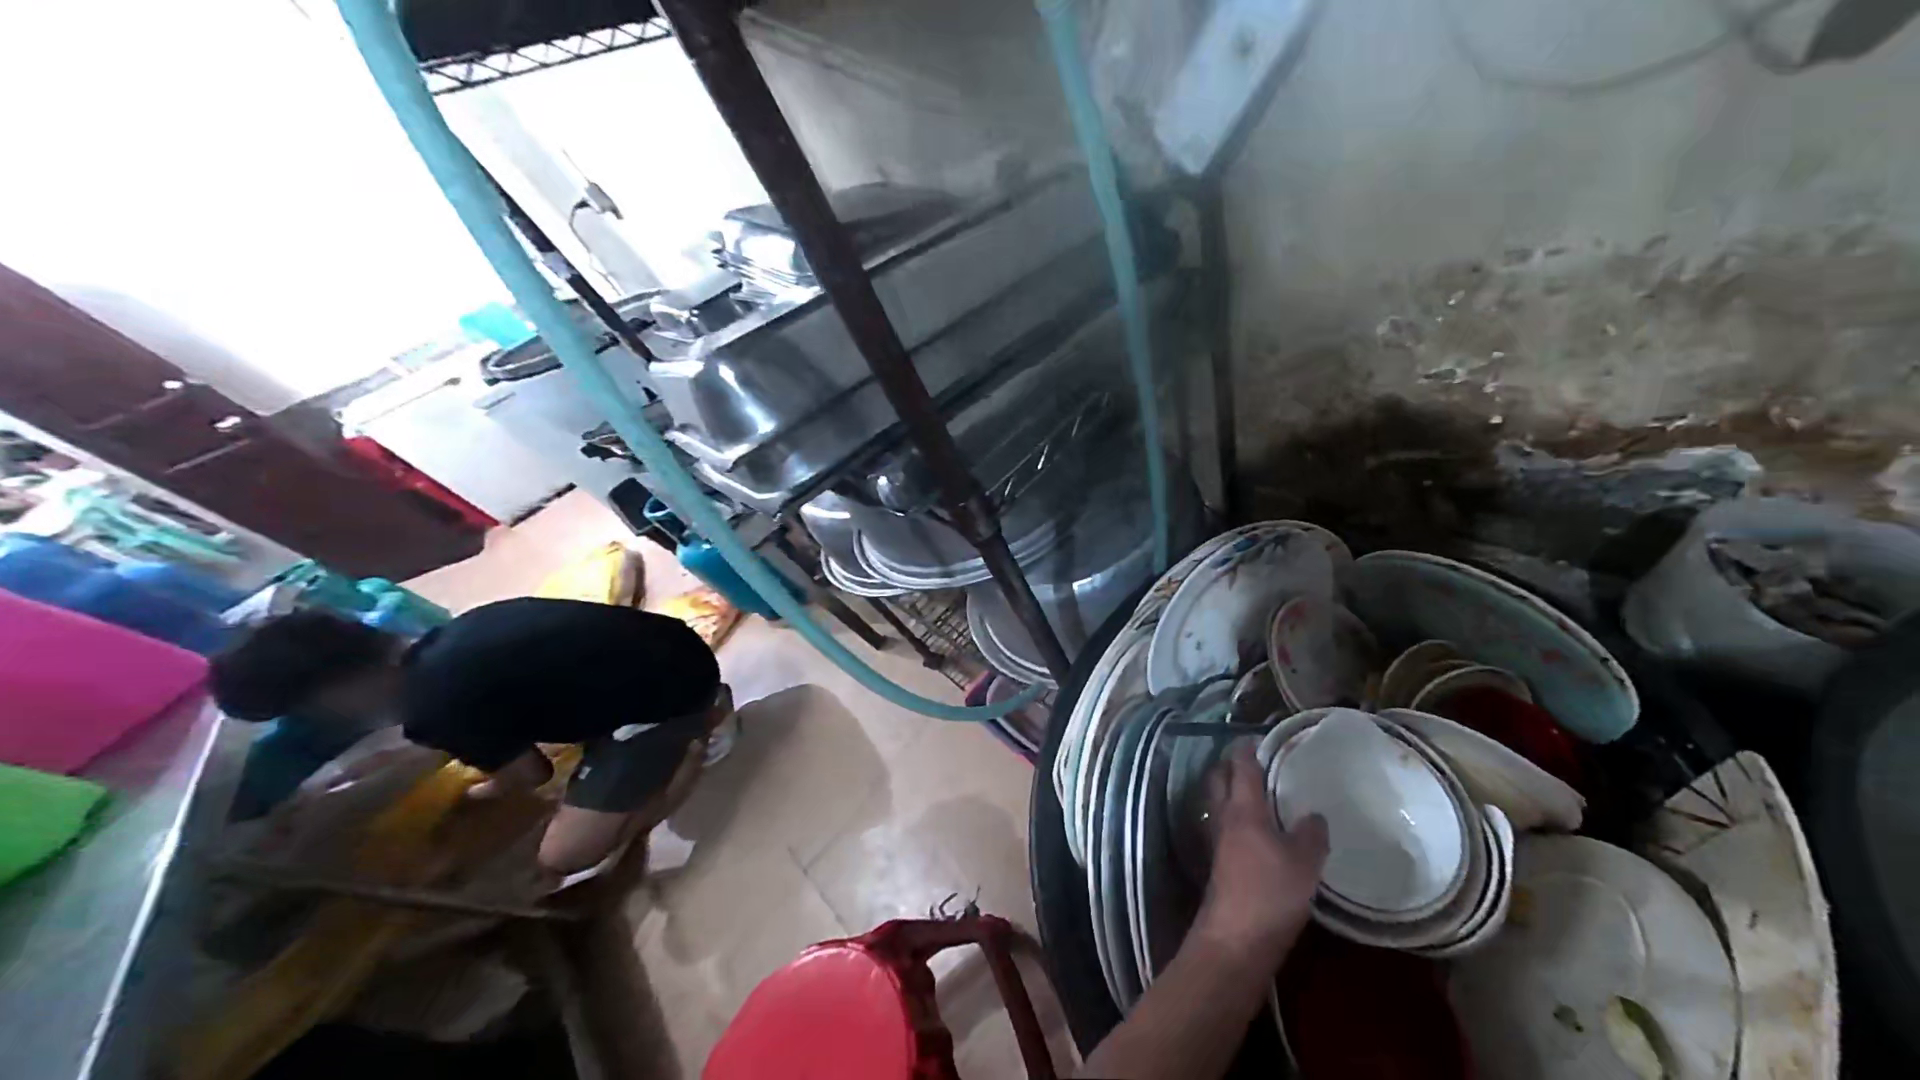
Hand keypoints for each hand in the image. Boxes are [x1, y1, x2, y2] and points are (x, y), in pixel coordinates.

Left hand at [1192, 742, 1328, 960]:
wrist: (1237, 936)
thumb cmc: (1270, 891)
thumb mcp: (1304, 862)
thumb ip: (1310, 834)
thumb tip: (1313, 815)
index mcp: (1243, 808)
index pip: (1240, 766)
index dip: (1248, 748)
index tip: (1258, 736)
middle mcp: (1224, 817)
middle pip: (1219, 778)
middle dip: (1231, 765)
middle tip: (1256, 761)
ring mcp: (1217, 839)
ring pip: (1219, 801)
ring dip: (1232, 790)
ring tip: (1259, 791)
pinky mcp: (1219, 861)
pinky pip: (1225, 825)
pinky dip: (1236, 816)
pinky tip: (1257, 829)